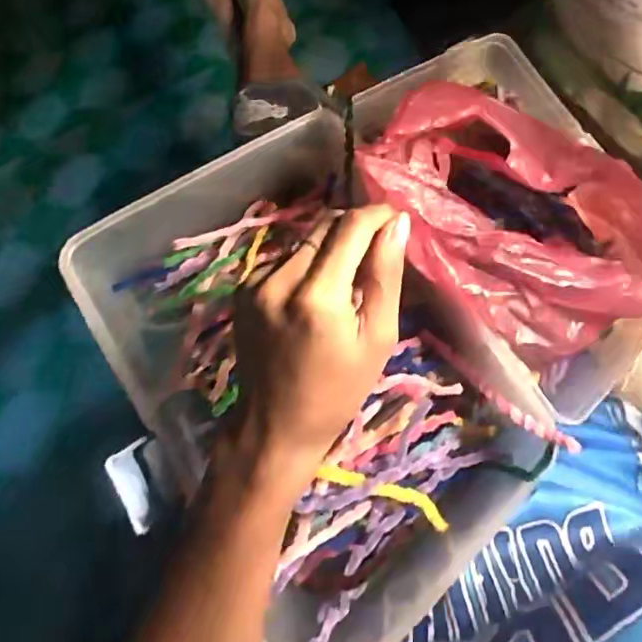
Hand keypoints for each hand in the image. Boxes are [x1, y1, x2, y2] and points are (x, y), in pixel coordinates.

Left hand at [222, 205, 409, 485]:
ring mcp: (255, 282)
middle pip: (325, 225)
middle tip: (380, 243)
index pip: (350, 226)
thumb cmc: (339, 389)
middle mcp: (279, 279)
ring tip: (350, 273)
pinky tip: (319, 289)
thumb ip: (386, 275)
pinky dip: (309, 261)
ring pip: (306, 238)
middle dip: (356, 226)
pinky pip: (286, 256)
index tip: (397, 218)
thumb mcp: (378, 337)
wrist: (274, 427)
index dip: (377, 214)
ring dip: (333, 244)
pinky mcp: (243, 288)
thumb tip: (398, 224)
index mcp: (318, 296)